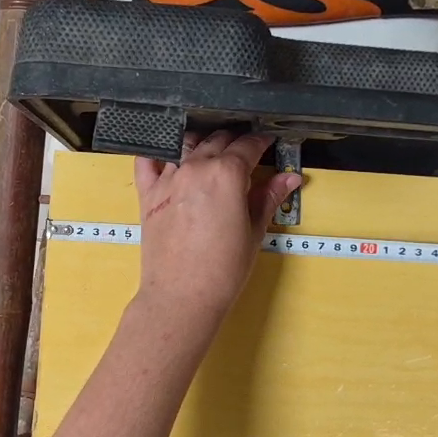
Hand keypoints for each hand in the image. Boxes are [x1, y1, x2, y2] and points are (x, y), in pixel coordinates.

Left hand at [133, 132, 300, 326]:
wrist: (182, 296)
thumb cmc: (223, 270)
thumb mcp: (254, 231)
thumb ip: (269, 197)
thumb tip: (290, 178)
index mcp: (226, 174)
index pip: (247, 146)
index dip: (261, 142)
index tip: (267, 142)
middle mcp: (195, 167)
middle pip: (217, 140)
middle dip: (234, 141)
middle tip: (245, 151)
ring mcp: (168, 178)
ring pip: (186, 144)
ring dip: (202, 142)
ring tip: (213, 151)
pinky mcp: (147, 193)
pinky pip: (148, 160)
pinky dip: (159, 152)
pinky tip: (170, 155)